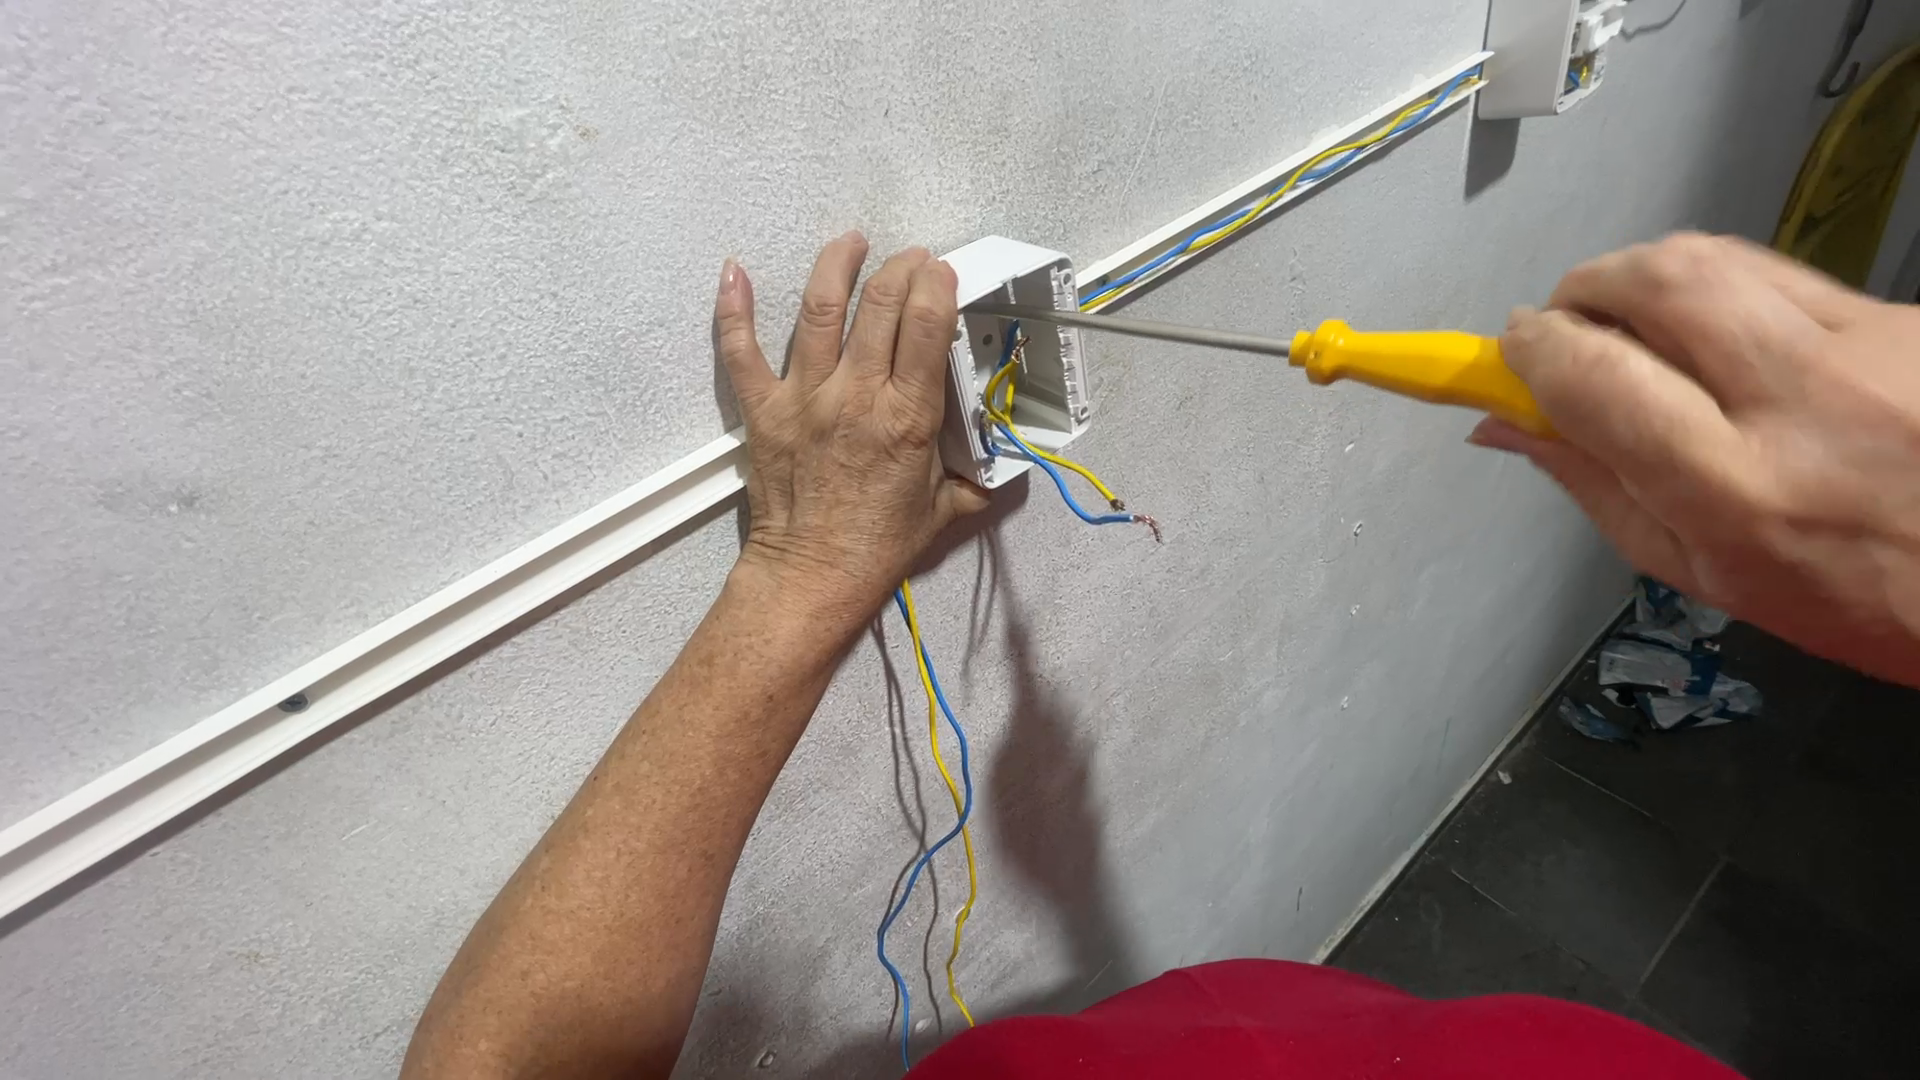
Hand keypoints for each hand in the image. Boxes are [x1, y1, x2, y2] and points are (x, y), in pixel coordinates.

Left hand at [714, 232, 989, 632]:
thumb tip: (1004, 466)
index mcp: (907, 418)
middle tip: (911, 259)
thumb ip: (977, 480)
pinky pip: (741, 352)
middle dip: (902, 268)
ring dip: (837, 265)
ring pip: (818, 311)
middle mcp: (856, 397)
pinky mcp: (763, 411)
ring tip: (852, 242)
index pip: (927, 327)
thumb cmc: (880, 547)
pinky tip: (734, 271)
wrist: (812, 576)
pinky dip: (734, 309)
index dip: (937, 284)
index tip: (942, 272)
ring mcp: (804, 399)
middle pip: (880, 306)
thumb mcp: (944, 512)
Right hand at [1475, 233, 1919, 685]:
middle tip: (1566, 324)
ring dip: (1644, 278)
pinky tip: (1722, 343)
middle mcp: (1809, 399)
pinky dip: (1719, 296)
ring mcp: (1880, 344)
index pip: (1597, 377)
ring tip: (1633, 326)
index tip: (1509, 350)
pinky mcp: (1917, 316)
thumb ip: (1588, 482)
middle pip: (1661, 281)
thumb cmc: (1851, 596)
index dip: (1532, 348)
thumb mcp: (1689, 564)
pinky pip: (1784, 277)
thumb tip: (1499, 423)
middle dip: (1585, 288)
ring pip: (1721, 259)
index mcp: (1733, 485)